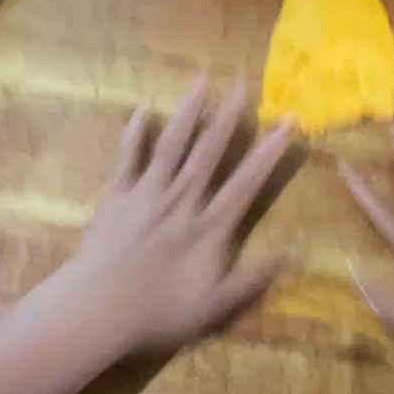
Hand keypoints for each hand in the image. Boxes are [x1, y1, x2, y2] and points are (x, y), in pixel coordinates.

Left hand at [48, 78, 295, 354]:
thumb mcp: (216, 305)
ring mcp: (147, 193)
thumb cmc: (158, 312)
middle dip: (229, 117)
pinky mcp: (116, 195)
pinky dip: (135, 135)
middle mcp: (182, 200)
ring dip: (188, 113)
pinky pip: (128, 159)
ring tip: (201, 81)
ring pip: (172, 146)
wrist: (99, 307)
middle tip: (243, 83)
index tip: (287, 122)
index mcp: (209, 226)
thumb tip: (295, 251)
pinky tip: (143, 111)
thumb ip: (253, 277)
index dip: (269, 152)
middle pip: (209, 153)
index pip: (246, 182)